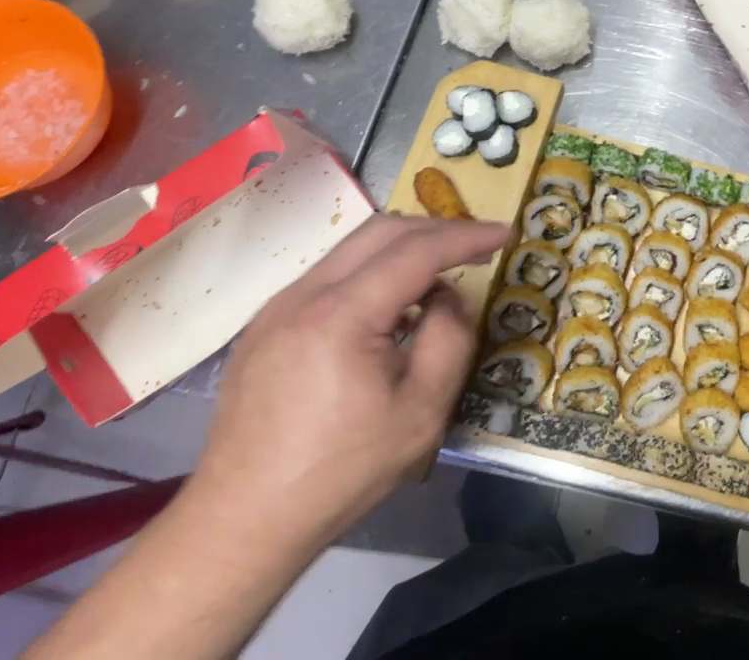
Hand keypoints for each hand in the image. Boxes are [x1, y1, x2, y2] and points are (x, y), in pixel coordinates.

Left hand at [186, 213, 507, 548]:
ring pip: (350, 248)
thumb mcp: (422, 411)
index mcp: (341, 314)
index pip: (416, 250)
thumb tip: (448, 295)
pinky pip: (328, 276)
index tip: (505, 234)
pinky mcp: (264, 326)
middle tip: (477, 246)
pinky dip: (371, 272)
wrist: (243, 519)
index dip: (466, 236)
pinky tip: (389, 307)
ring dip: (402, 248)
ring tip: (440, 273)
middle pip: (380, 230)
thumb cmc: (342, 470)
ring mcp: (275, 307)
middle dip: (436, 229)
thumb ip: (450, 338)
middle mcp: (302, 294)